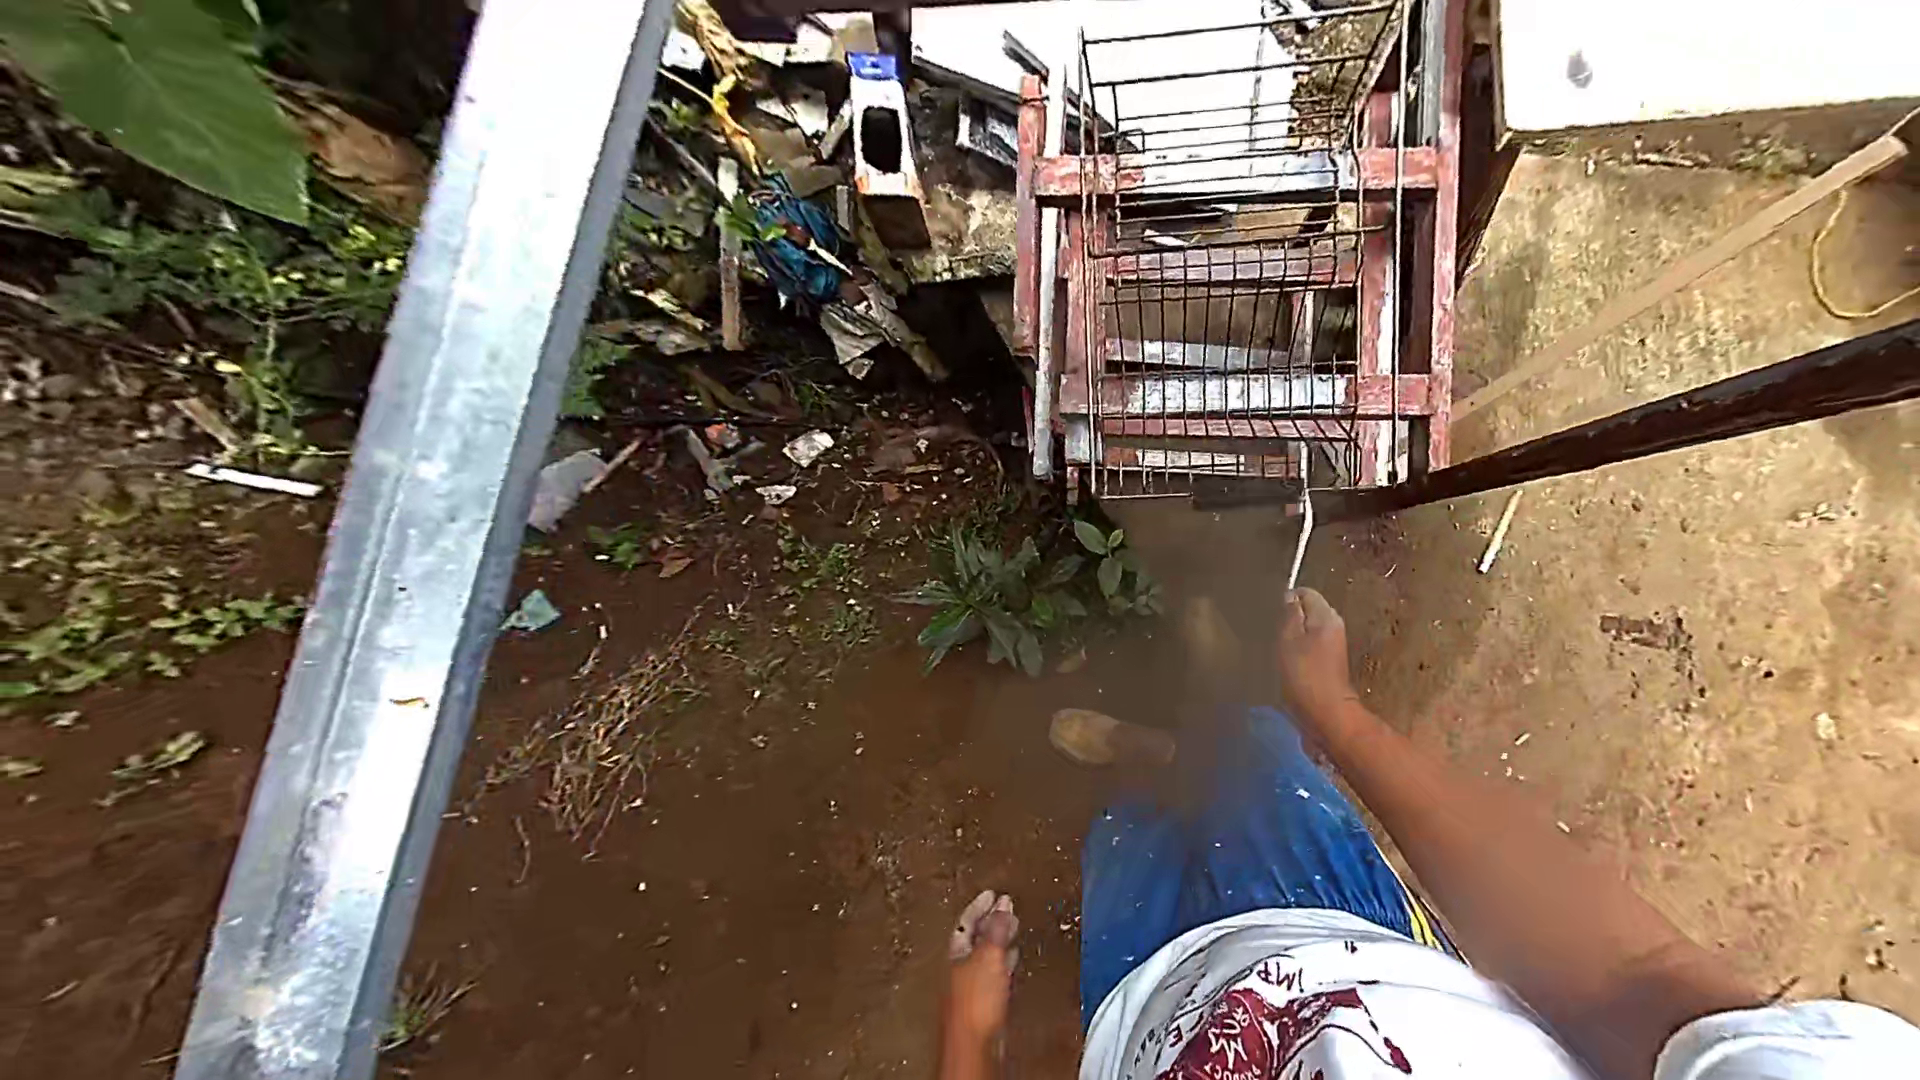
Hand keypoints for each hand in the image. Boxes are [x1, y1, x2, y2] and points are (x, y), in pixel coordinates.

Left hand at [945, 890, 1019, 1042]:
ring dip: (999, 939)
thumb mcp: (989, 955)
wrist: (975, 1046)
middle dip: (992, 920)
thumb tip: (1003, 903)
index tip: (992, 893)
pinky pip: (994, 971)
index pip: (967, 919)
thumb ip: (997, 928)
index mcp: (957, 950)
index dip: (980, 905)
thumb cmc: (975, 1002)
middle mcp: (961, 965)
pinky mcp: (983, 1001)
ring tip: (1013, 928)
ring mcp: (971, 983)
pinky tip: (1012, 960)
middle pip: (976, 936)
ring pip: (986, 953)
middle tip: (1006, 908)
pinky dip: (1004, 961)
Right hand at [1278, 588, 1358, 723]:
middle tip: (1272, 629)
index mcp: (1326, 616)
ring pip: (1309, 626)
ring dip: (1294, 632)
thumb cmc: (1303, 673)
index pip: (1306, 593)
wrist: (1325, 711)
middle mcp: (1334, 624)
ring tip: (1278, 644)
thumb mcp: (1288, 638)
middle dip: (1291, 615)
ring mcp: (1334, 642)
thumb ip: (1290, 614)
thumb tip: (1289, 596)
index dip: (1287, 599)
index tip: (1272, 614)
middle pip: (1309, 608)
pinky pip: (1311, 641)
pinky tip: (1288, 657)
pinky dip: (1299, 645)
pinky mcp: (1330, 658)